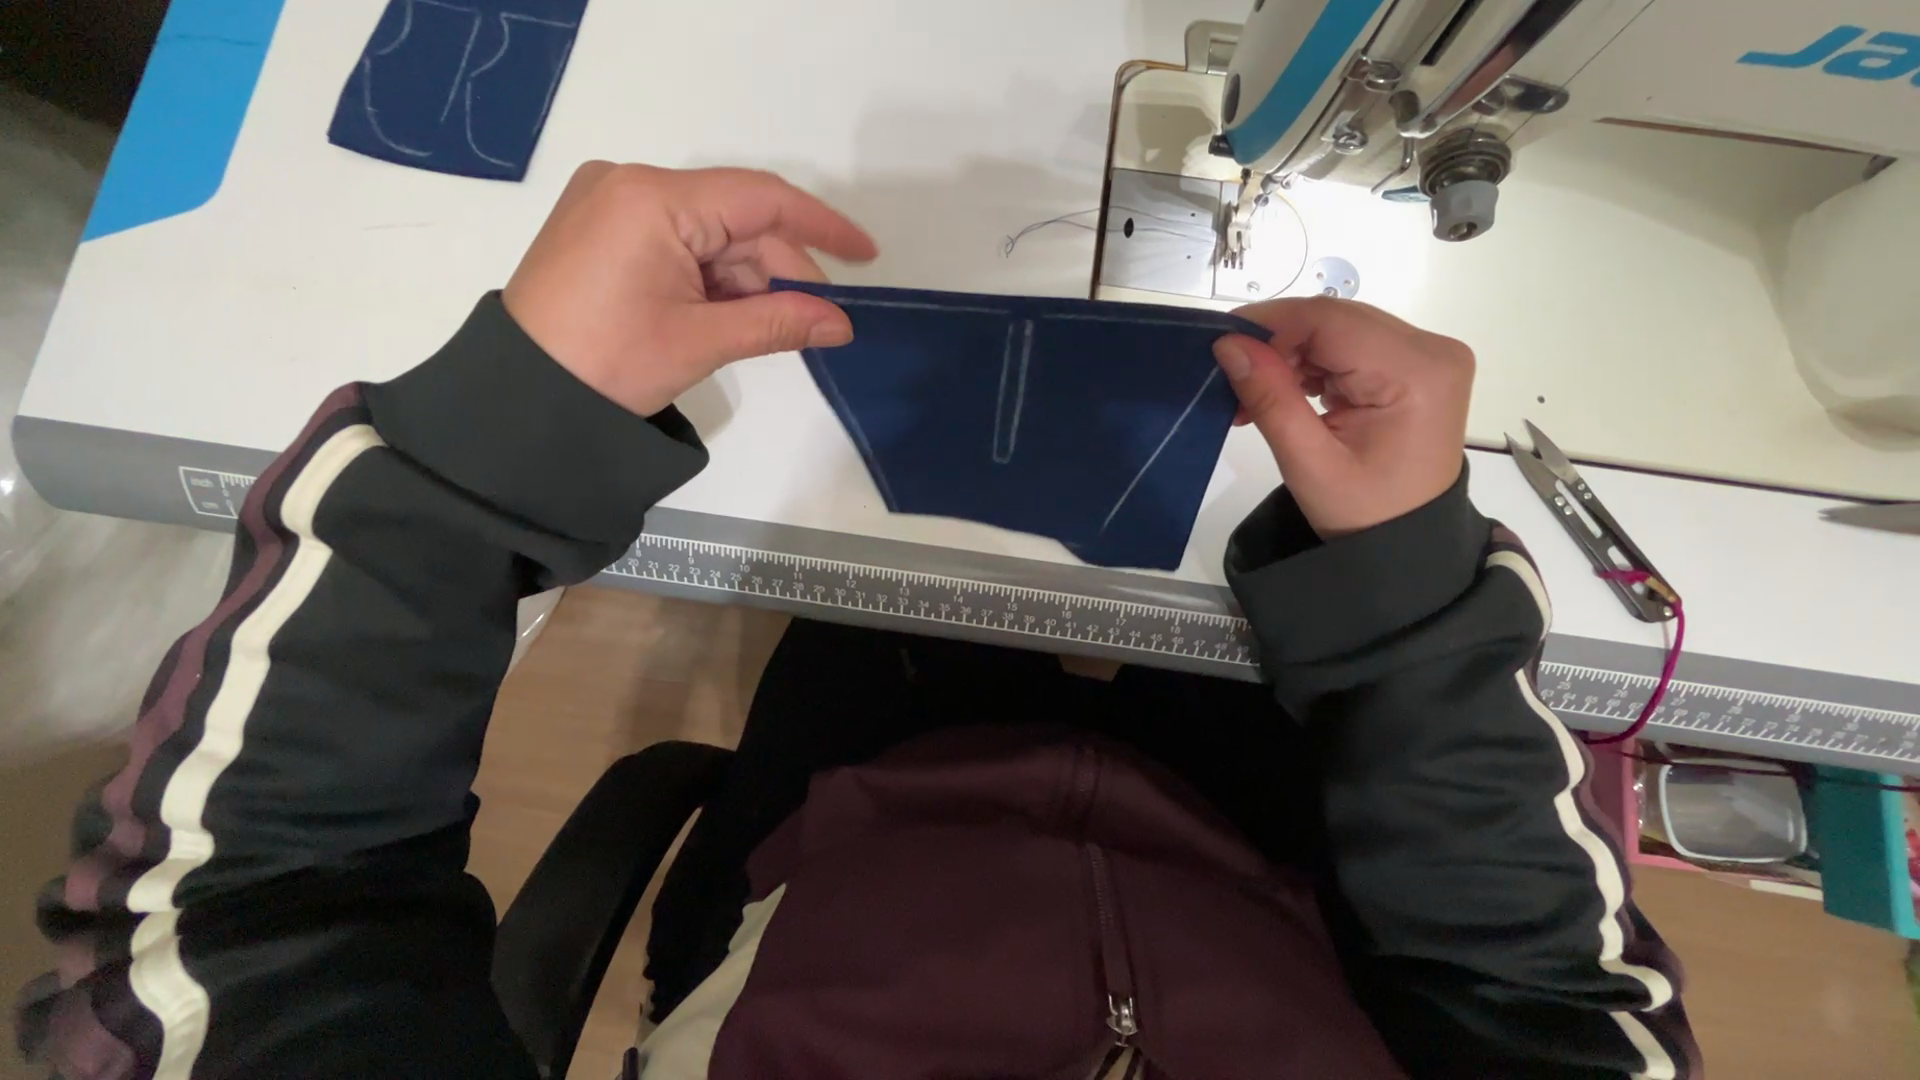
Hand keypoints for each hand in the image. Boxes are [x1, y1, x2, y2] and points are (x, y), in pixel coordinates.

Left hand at [503, 162, 877, 416]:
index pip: (760, 198)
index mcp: (654, 198)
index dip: (821, 226)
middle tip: (817, 316)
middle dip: (778, 268)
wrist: (518, 398)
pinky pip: (679, 242)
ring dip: (744, 280)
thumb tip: (842, 323)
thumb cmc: (608, 365)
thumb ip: (779, 321)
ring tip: (760, 328)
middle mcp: (631, 184)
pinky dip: (711, 279)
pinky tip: (722, 315)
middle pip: (735, 218)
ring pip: (709, 234)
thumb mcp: (702, 341)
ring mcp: (612, 204)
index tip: (866, 254)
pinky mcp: (603, 229)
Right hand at [1213, 297, 1472, 538]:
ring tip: (1252, 397)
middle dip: (1276, 342)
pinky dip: (1308, 364)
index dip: (1271, 323)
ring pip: (1337, 329)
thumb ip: (1270, 397)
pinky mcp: (1413, 365)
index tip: (1222, 346)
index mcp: (1416, 373)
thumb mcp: (1308, 462)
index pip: (1331, 320)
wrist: (1405, 540)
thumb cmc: (1362, 511)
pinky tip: (1281, 392)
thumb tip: (1229, 344)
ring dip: (1288, 355)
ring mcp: (1425, 355)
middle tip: (1231, 377)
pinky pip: (1349, 346)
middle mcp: (1430, 350)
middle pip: (1335, 319)